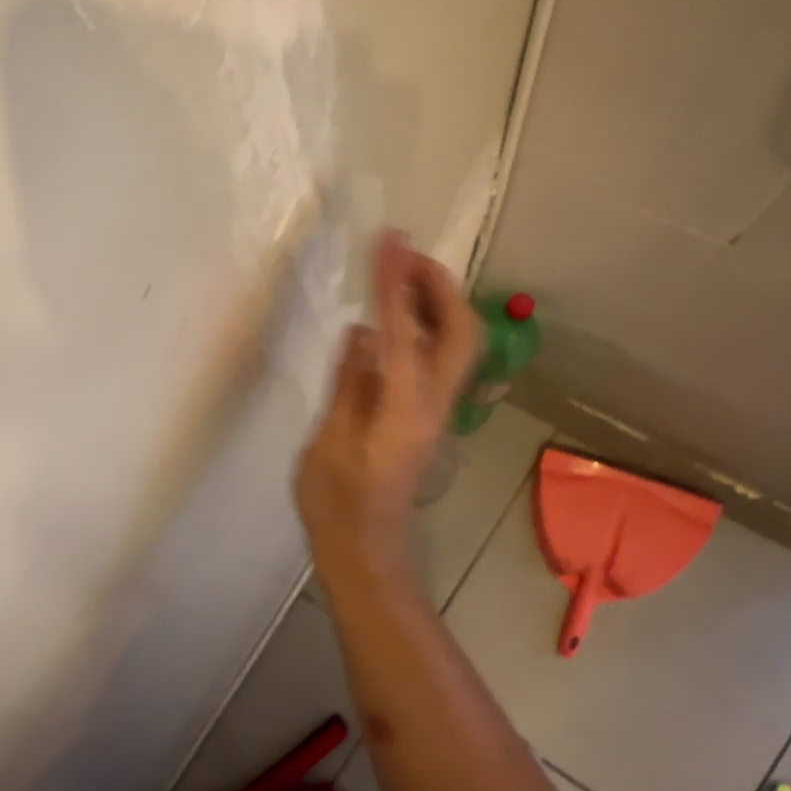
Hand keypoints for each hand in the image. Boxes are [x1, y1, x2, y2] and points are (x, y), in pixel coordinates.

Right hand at [295, 231, 482, 583]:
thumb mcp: (331, 442)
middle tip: (403, 254)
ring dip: (435, 303)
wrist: (363, 550)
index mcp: (404, 409)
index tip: (388, 241)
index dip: (396, 283)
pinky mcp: (425, 419)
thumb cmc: (337, 503)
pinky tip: (390, 322)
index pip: (404, 332)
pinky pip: (436, 361)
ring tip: (399, 275)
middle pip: (458, 332)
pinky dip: (423, 328)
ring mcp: (435, 413)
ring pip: (455, 345)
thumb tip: (362, 332)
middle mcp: (433, 405)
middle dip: (437, 286)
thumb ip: (350, 384)